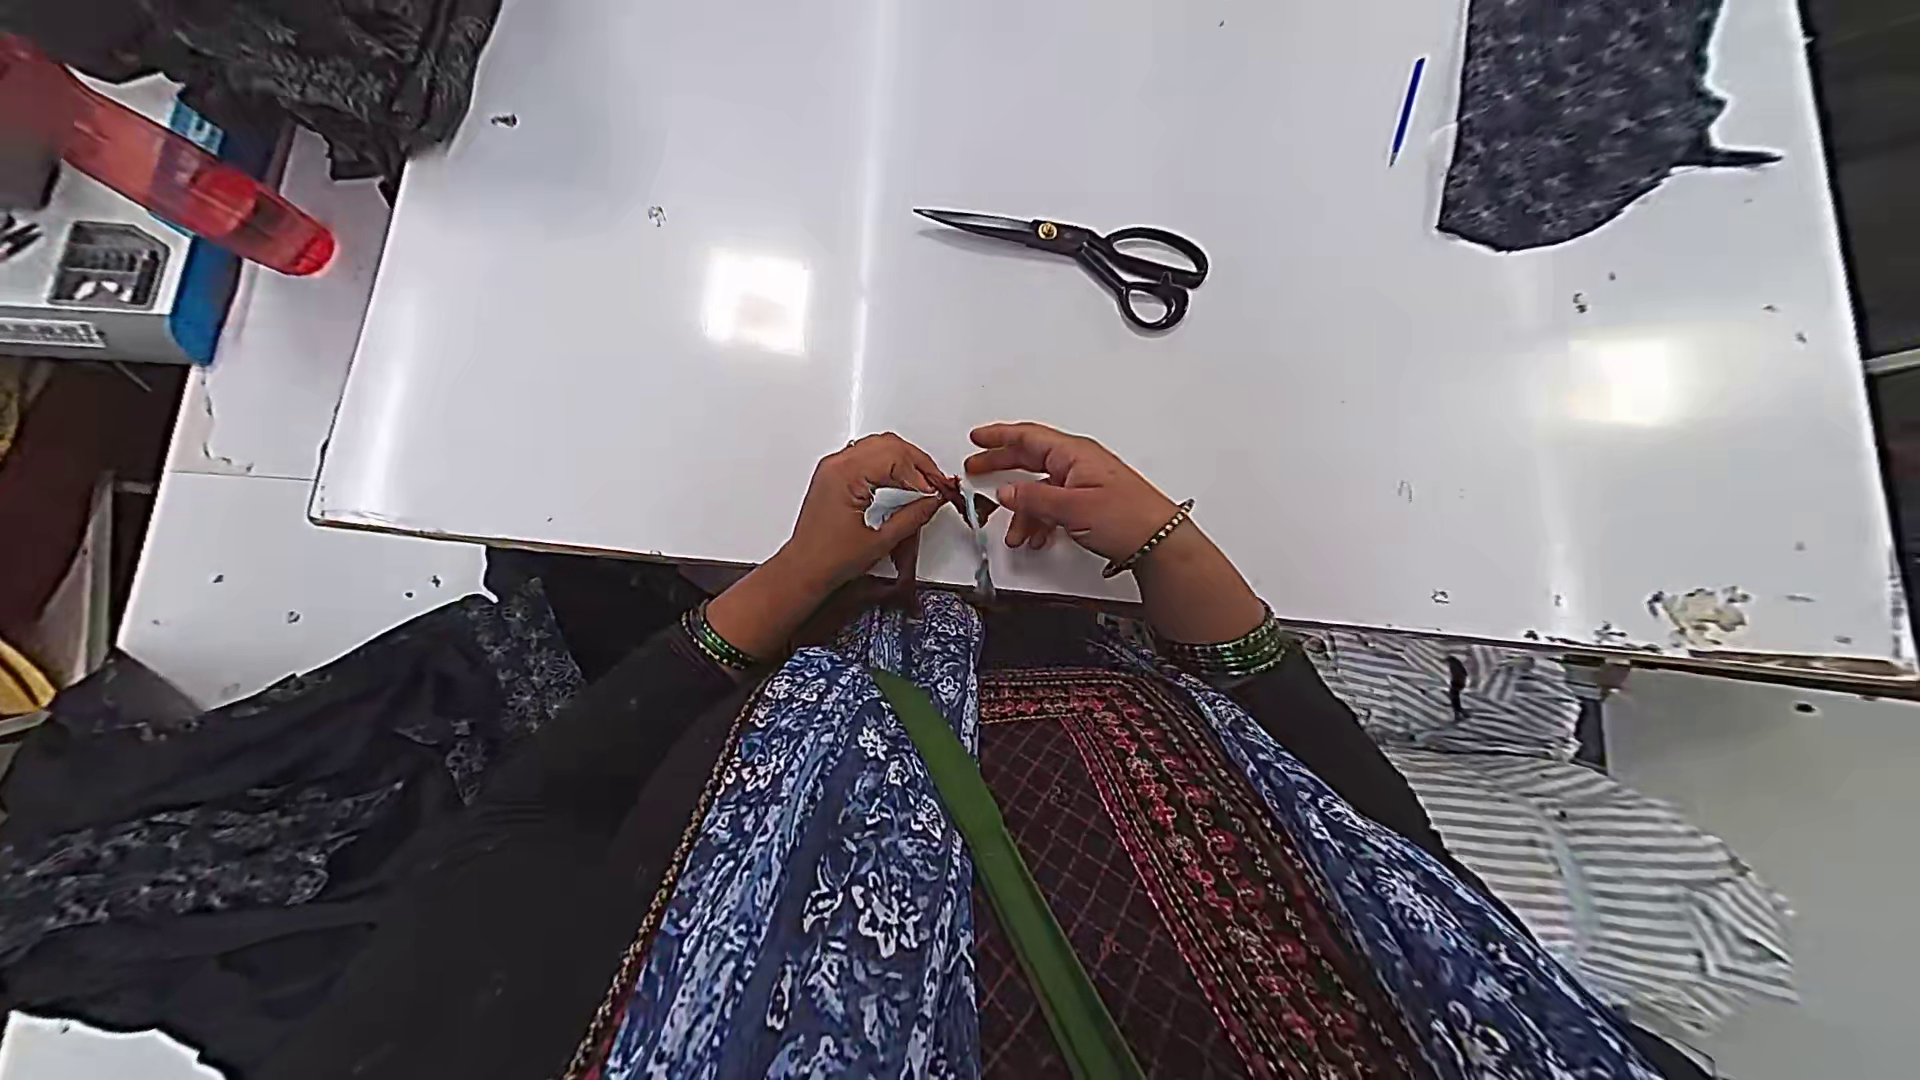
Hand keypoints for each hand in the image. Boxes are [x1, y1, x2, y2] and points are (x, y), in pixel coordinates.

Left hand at [706, 433, 949, 664]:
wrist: (804, 570)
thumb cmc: (828, 559)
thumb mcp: (881, 541)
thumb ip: (912, 517)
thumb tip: (932, 501)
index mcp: (845, 476)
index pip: (895, 457)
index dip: (922, 473)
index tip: (936, 489)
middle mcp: (837, 466)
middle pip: (889, 445)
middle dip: (917, 463)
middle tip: (936, 483)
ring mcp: (834, 468)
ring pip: (879, 445)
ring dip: (905, 460)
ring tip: (924, 482)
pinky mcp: (834, 475)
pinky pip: (867, 454)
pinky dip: (890, 463)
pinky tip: (903, 480)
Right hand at [964, 422, 1178, 560]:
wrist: (1160, 542)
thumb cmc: (1127, 518)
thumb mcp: (1072, 508)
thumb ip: (1033, 499)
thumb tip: (1006, 492)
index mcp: (1073, 454)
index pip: (1027, 437)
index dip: (998, 437)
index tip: (977, 438)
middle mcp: (1077, 463)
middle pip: (1030, 458)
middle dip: (1001, 465)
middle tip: (976, 469)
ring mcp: (1083, 482)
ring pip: (1040, 490)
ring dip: (1023, 512)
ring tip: (1016, 533)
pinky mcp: (1089, 502)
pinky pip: (1054, 504)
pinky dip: (1041, 520)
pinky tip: (1038, 537)